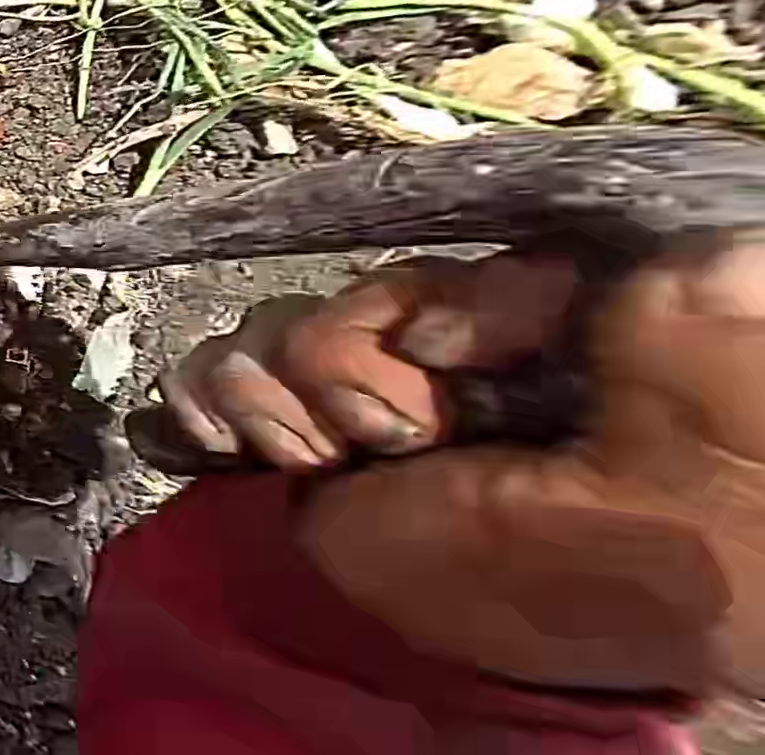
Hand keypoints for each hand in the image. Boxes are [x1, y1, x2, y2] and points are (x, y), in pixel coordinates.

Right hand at [162, 244, 764, 694]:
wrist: (427, 657)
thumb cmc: (594, 588)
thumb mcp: (714, 500)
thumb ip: (723, 380)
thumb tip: (725, 254)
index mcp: (544, 351)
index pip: (488, 265)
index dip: (455, 295)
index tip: (452, 357)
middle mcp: (431, 351)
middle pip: (353, 294)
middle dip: (344, 364)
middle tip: (384, 440)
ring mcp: (334, 379)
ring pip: (267, 325)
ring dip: (270, 397)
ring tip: (306, 458)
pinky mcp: (262, 408)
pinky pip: (200, 367)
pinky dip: (199, 399)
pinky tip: (226, 442)